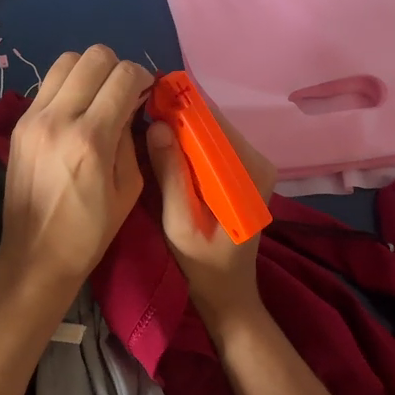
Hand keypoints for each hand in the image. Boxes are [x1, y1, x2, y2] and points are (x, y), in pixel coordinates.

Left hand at [0, 45, 151, 292]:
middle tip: (123, 91)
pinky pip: (48, 84)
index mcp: (91, 139)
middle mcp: (60, 118)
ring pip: (66, 61)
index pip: (124, 76)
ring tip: (98, 95)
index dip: (143, 77)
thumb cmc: (90, 231)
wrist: (35, 255)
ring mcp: (33, 117)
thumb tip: (131, 104)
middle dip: (117, 67)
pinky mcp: (19, 123)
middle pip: (94, 56)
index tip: (146, 92)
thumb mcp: (128, 188)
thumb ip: (131, 138)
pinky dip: (68, 86)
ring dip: (89, 70)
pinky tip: (76, 110)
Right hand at [147, 98, 275, 326]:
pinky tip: (160, 146)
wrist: (226, 293)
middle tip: (138, 114)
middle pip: (210, 122)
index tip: (144, 100)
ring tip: (143, 127)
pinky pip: (209, 144)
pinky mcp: (239, 170)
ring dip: (177, 127)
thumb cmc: (203, 264)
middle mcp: (256, 159)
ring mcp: (249, 164)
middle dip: (175, 116)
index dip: (178, 108)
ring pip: (208, 130)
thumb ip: (171, 175)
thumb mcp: (180, 223)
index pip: (213, 123)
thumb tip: (157, 125)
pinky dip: (185, 141)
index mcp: (250, 170)